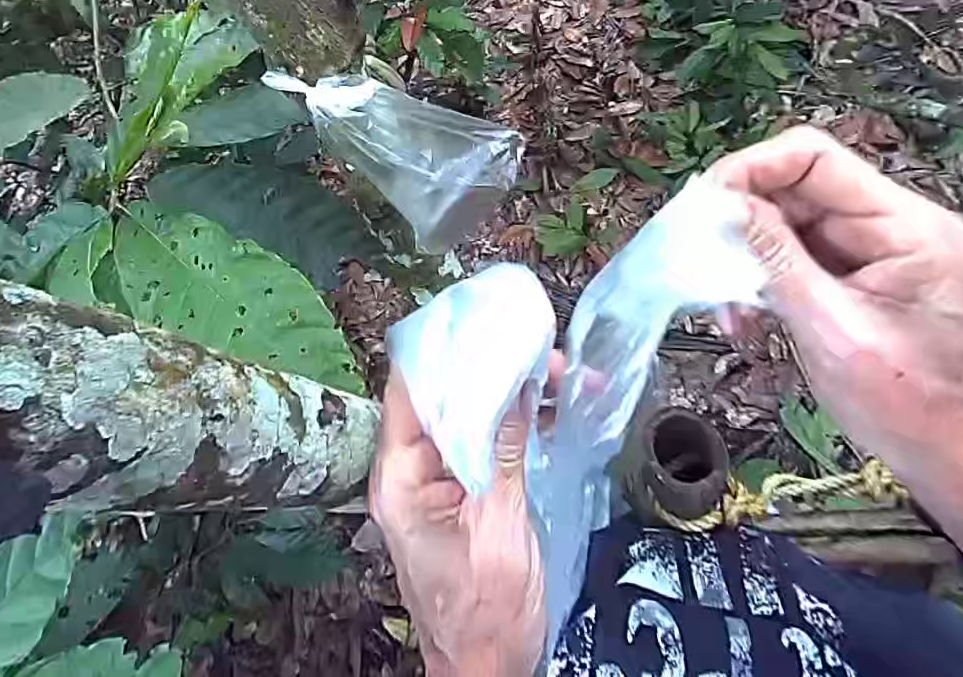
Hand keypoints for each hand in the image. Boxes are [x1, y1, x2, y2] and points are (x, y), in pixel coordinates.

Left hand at [369, 369, 547, 676]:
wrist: (490, 671)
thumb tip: (516, 385)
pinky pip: (490, 435)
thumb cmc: (483, 616)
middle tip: (535, 348)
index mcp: (402, 477)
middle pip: (445, 395)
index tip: (474, 321)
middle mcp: (414, 468)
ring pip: (473, 410)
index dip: (438, 352)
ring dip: (514, 389)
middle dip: (491, 366)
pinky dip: (521, 417)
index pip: (408, 392)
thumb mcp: (498, 528)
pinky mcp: (467, 484)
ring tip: (560, 371)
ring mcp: (441, 475)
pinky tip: (555, 403)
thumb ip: (504, 453)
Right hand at [705, 126, 962, 511]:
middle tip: (703, 260)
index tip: (705, 204)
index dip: (751, 168)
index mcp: (907, 227)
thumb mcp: (832, 331)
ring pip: (788, 224)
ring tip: (730, 310)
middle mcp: (893, 225)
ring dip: (748, 259)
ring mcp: (876, 251)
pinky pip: (797, 256)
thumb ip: (777, 260)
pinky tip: (749, 319)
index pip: (814, 157)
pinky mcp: (859, 276)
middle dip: (742, 224)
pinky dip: (765, 280)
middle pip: (795, 189)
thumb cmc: (915, 411)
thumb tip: (725, 205)